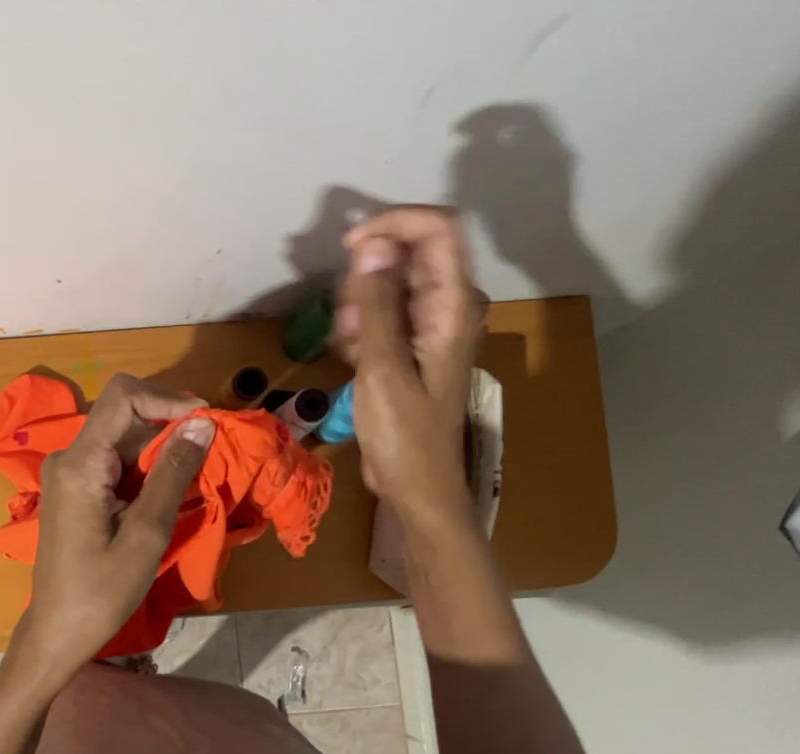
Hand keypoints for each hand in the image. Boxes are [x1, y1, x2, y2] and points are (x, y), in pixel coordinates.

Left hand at [18, 374, 212, 671]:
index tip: (206, 420)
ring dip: (158, 443)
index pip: (122, 397)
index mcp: (79, 464)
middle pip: (120, 412)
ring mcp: (66, 473)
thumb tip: (202, 424)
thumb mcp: (147, 534)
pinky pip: (112, 458)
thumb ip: (173, 474)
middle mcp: (66, 458)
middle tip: (207, 446)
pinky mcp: (72, 488)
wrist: (58, 630)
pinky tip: (166, 485)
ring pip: (119, 434)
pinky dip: (143, 463)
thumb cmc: (102, 592)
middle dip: (167, 420)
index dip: (168, 398)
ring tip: (192, 469)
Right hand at [333, 205, 487, 528]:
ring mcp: (430, 325)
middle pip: (409, 252)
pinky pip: (384, 312)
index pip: (439, 228)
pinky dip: (361, 326)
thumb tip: (371, 246)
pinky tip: (351, 358)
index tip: (350, 248)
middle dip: (367, 274)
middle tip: (345, 320)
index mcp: (454, 306)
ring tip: (348, 348)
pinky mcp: (412, 344)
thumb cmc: (404, 436)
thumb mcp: (382, 370)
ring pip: (390, 282)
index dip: (394, 223)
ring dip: (359, 305)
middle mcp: (449, 305)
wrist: (416, 485)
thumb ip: (377, 306)